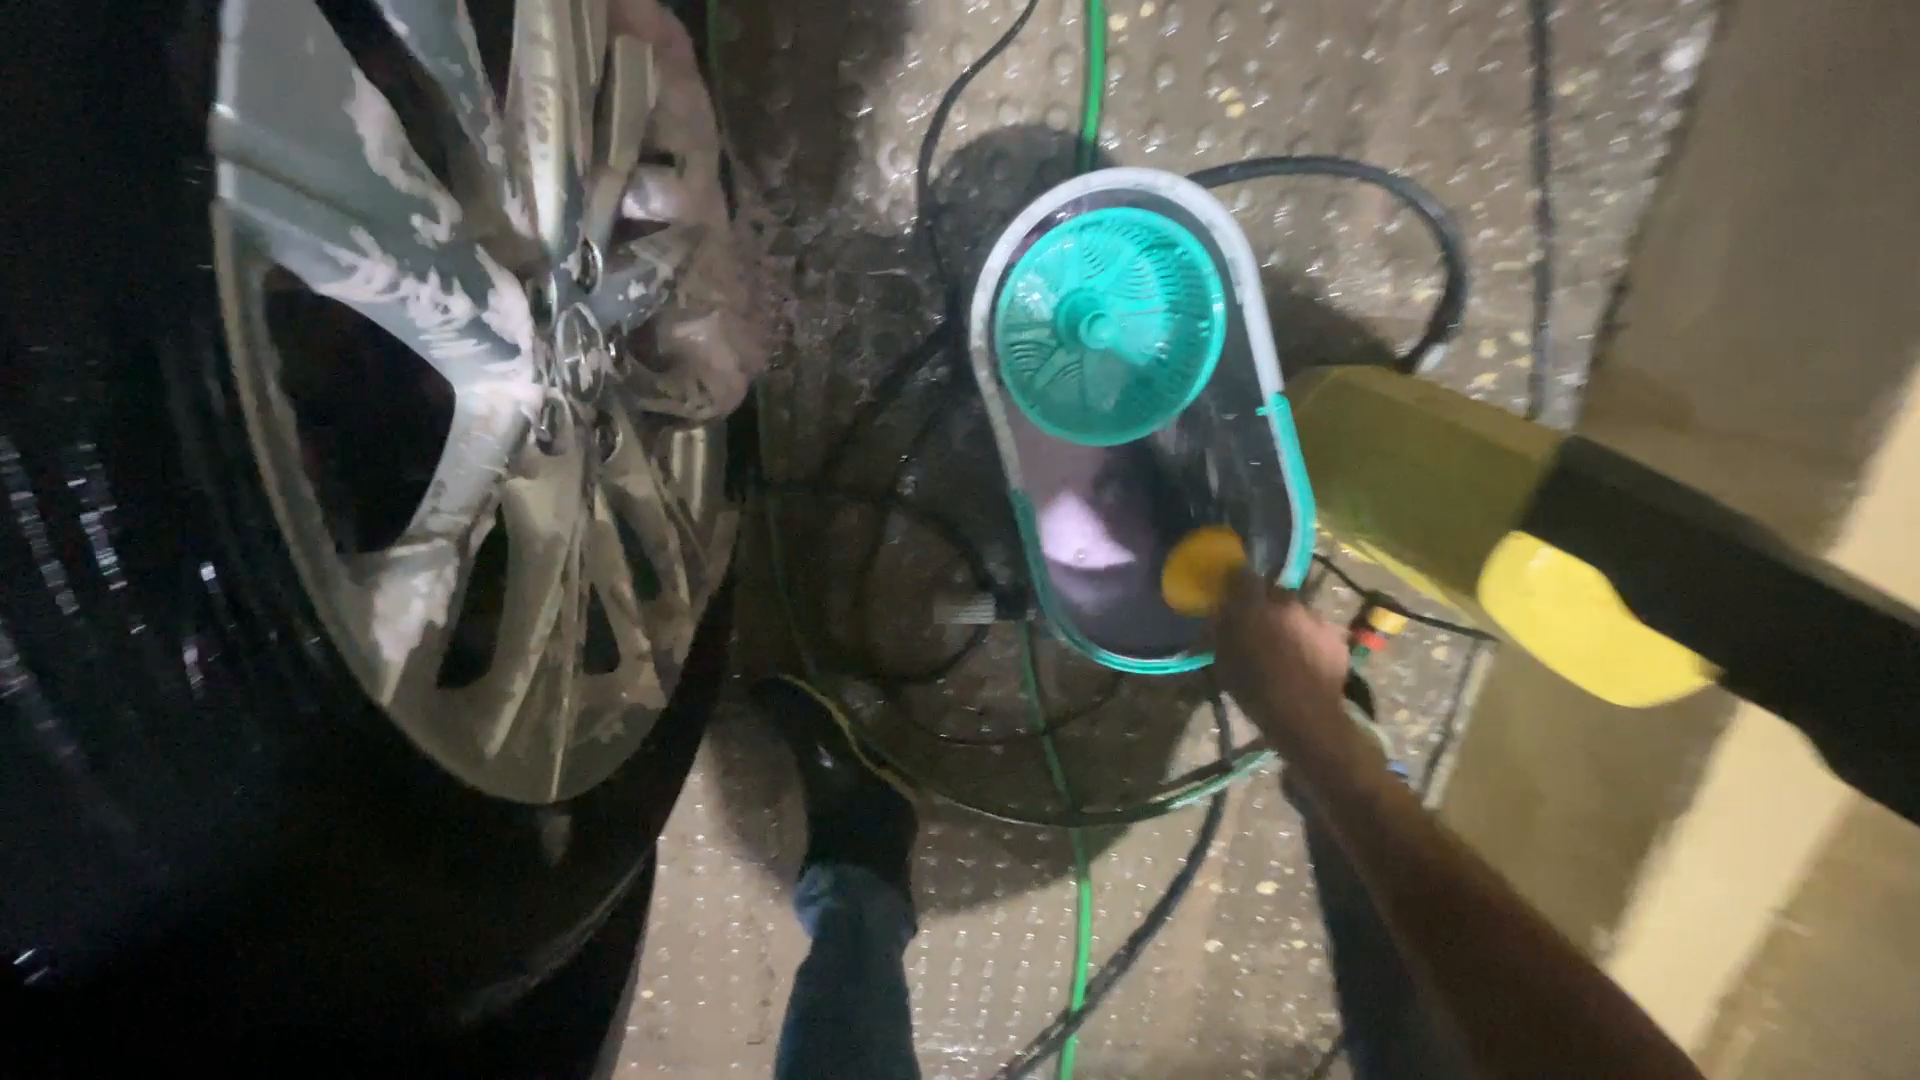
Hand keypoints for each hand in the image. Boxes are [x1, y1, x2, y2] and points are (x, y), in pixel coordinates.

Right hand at [1211, 569, 1351, 759]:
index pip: (1243, 575)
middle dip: (1266, 603)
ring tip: (1285, 644)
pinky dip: (1308, 637)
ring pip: (1298, 610)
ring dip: (1289, 620)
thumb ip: (1221, 629)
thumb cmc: (1256, 690)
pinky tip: (1304, 658)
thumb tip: (1221, 610)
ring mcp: (1316, 618)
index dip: (1237, 583)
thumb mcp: (1224, 660)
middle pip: (1275, 591)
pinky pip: (1316, 628)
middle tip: (1259, 623)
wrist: (1306, 717)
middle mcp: (1288, 603)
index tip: (1233, 594)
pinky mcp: (1336, 636)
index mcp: (1256, 606)